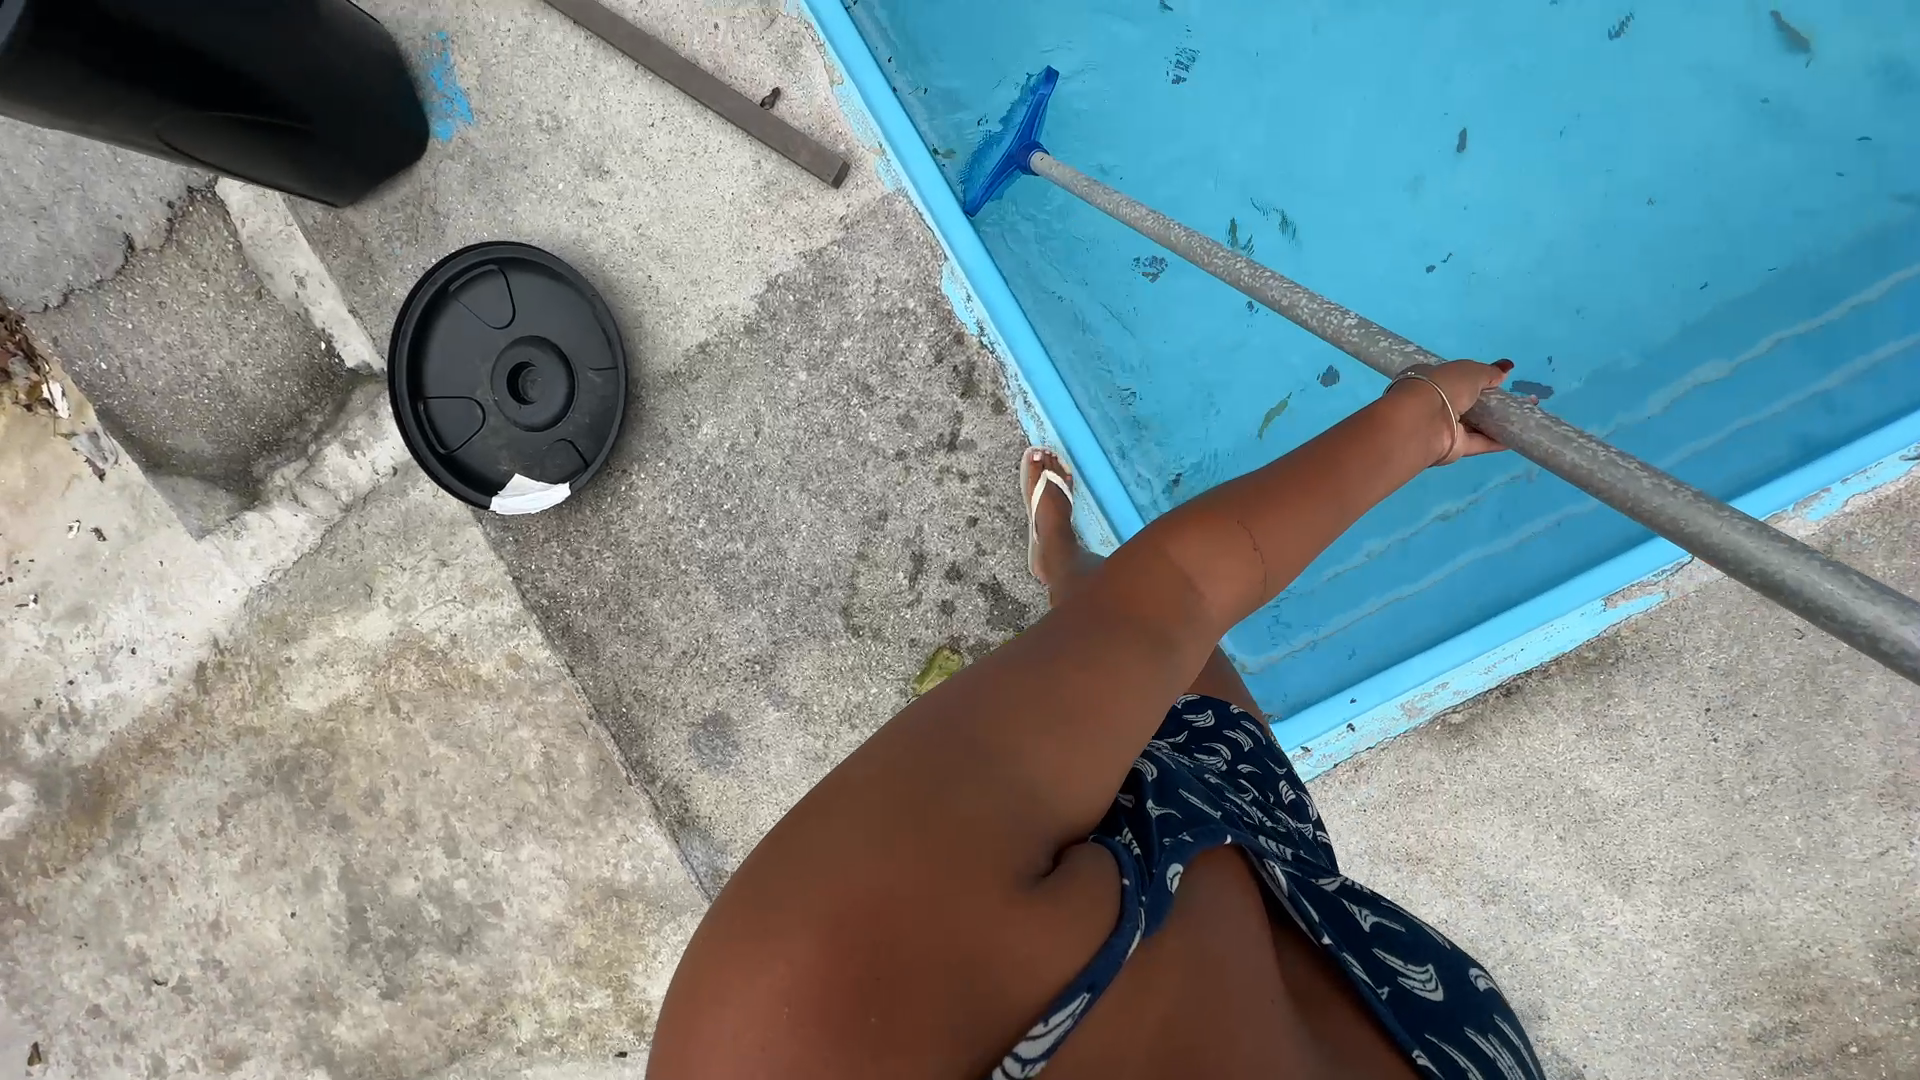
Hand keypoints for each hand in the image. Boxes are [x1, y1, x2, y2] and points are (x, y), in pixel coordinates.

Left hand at [1385, 358, 1513, 465]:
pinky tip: (1517, 437)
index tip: (1500, 380)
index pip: (1454, 379)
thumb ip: (1488, 372)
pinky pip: (1478, 443)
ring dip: (1498, 422)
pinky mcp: (1451, 447)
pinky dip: (1496, 441)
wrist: (1420, 423)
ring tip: (1526, 415)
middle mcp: (1433, 404)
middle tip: (1521, 399)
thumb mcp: (1469, 371)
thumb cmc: (1440, 387)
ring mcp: (1441, 427)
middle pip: (1466, 403)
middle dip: (1491, 402)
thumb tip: (1505, 368)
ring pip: (1474, 424)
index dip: (1476, 379)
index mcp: (1428, 380)